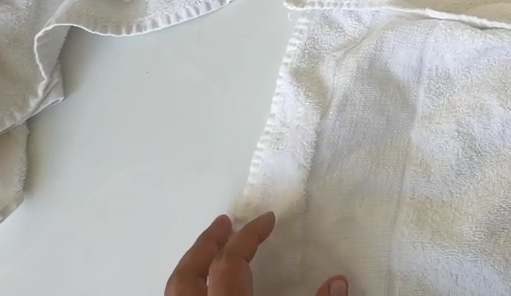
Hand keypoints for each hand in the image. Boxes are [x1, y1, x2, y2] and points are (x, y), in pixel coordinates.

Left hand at [165, 212, 348, 295]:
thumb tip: (338, 282)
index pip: (229, 263)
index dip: (248, 237)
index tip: (265, 221)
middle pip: (187, 276)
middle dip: (205, 245)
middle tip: (223, 224)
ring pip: (173, 294)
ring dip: (191, 268)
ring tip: (208, 252)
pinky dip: (186, 293)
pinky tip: (201, 290)